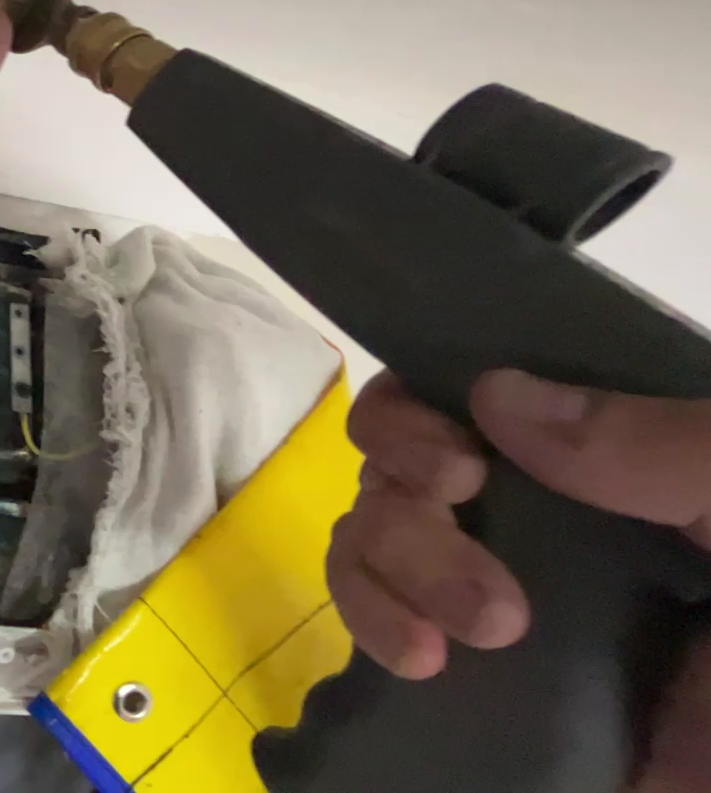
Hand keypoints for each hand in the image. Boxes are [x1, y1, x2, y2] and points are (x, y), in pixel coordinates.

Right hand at [330, 370, 710, 790]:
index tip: (450, 461)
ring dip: (382, 568)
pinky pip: (383, 609)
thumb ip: (680, 445)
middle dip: (402, 507)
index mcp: (616, 460)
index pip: (470, 391)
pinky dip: (374, 620)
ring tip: (454, 635)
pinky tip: (415, 657)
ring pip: (373, 528)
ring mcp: (509, 584)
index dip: (420, 408)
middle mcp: (545, 507)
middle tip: (465, 560)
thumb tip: (498, 395)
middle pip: (399, 461)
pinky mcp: (489, 663)